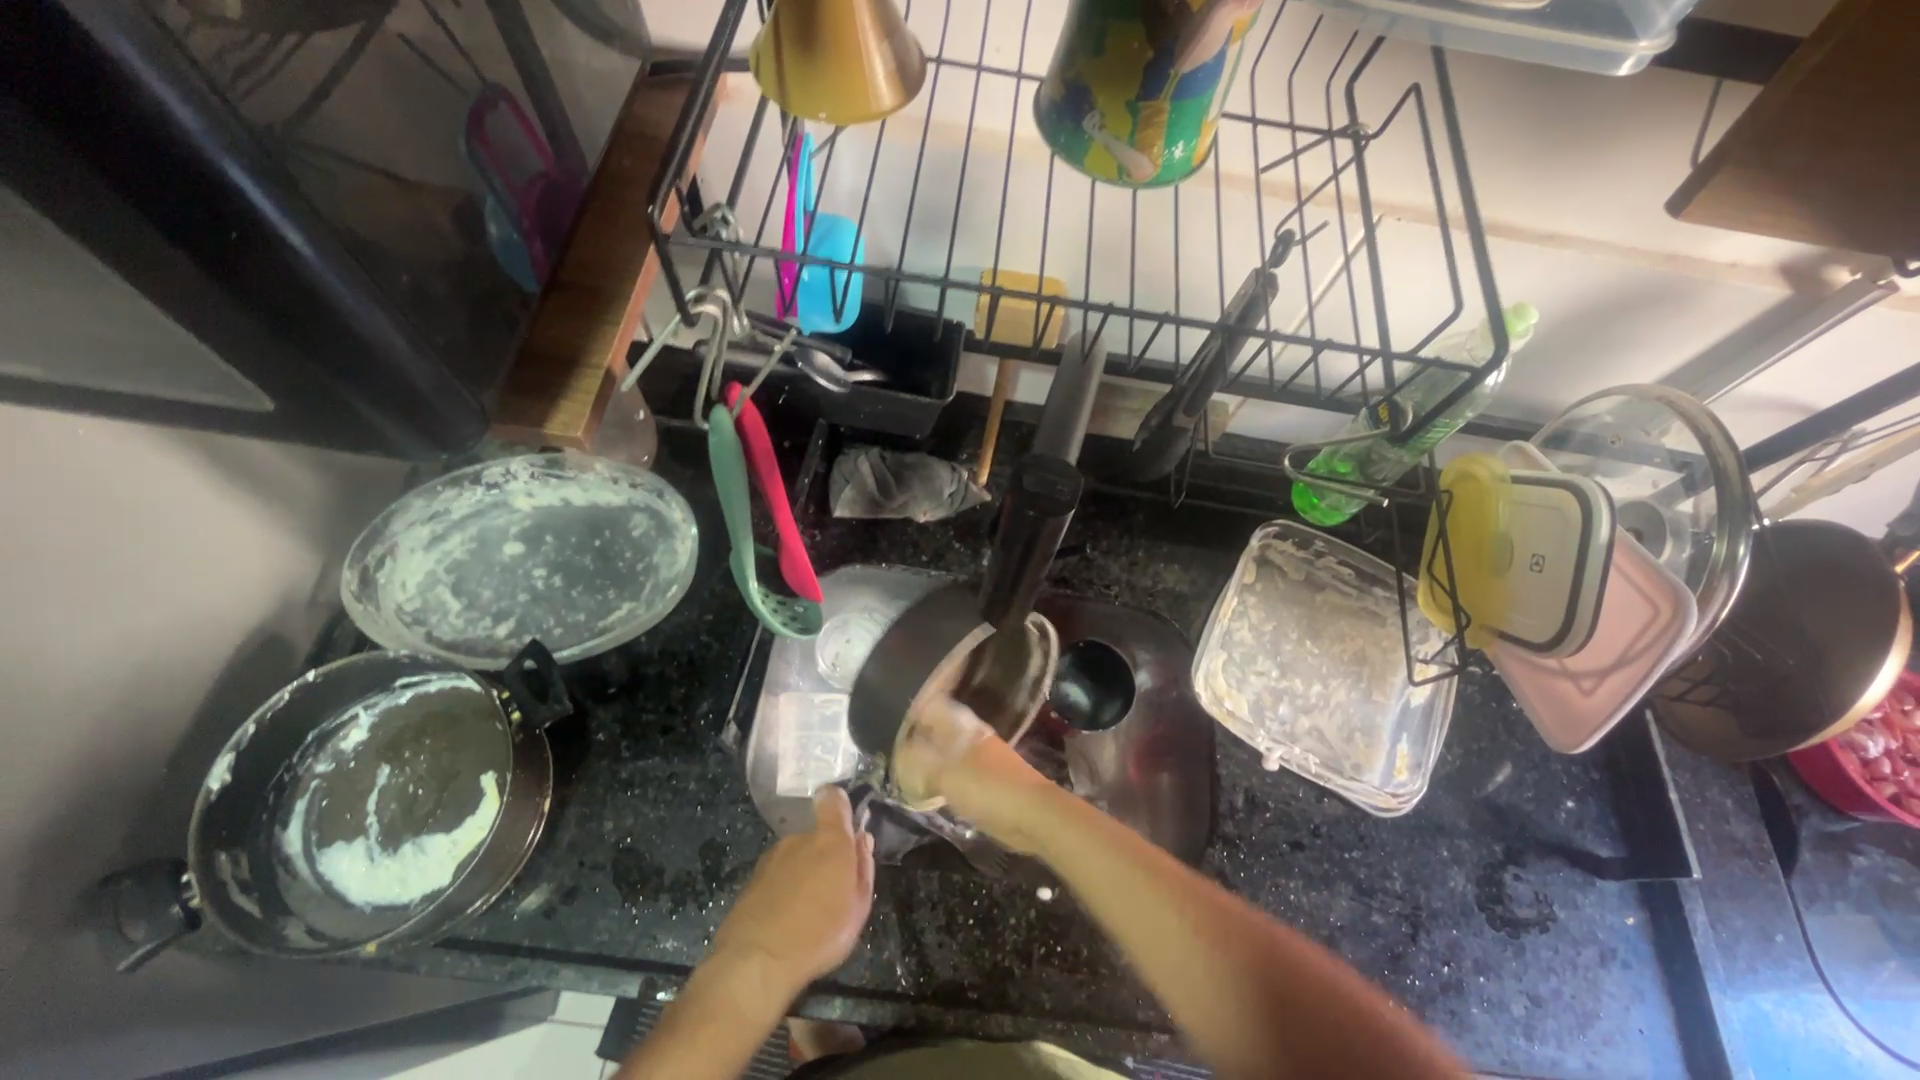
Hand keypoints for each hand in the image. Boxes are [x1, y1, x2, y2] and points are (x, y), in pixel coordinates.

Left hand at [710, 787, 874, 998]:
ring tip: (807, 912)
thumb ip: (863, 866)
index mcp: (829, 840)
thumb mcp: (858, 906)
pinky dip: (783, 890)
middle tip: (832, 892)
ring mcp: (771, 858)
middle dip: (824, 857)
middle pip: (816, 837)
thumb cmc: (820, 934)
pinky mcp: (751, 879)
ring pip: (795, 858)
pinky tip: (785, 919)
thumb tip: (861, 839)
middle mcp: (798, 839)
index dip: (839, 804)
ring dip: (803, 875)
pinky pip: (777, 875)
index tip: (845, 823)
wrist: (756, 961)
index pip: (832, 800)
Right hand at [894, 695, 1058, 854]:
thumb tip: (900, 754)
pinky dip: (944, 783)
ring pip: (949, 757)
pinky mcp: (990, 785)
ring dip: (931, 765)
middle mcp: (973, 740)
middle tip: (893, 755)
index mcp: (964, 730)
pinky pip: (959, 778)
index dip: (912, 715)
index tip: (892, 727)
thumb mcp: (945, 775)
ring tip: (906, 776)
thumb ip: (920, 763)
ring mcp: (984, 762)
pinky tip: (930, 794)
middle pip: (940, 734)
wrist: (1033, 816)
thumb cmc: (988, 789)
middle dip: (919, 743)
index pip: (933, 710)